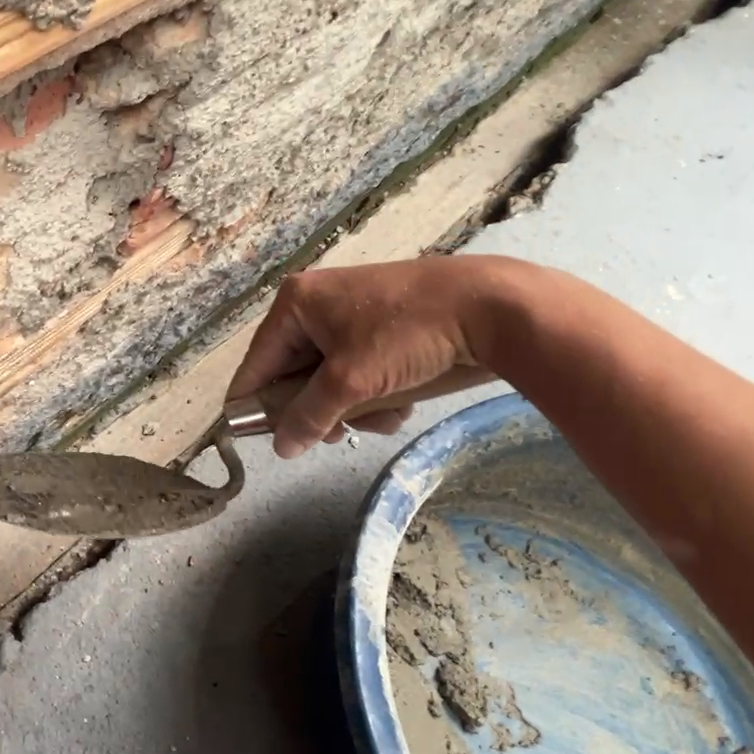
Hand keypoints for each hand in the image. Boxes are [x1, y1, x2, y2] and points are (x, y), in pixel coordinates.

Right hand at [227, 257, 521, 457]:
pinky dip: (373, 393)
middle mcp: (316, 305)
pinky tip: (399, 403)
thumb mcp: (350, 382)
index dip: (256, 405)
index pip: (255, 365)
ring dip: (350, 407)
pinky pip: (357, 369)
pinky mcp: (383, 325)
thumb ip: (308, 417)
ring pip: (328, 379)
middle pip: (293, 375)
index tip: (267, 439)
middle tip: (336, 434)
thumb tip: (281, 448)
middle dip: (318, 409)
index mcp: (295, 304)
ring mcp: (351, 314)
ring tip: (380, 416)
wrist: (497, 308)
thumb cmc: (409, 334)